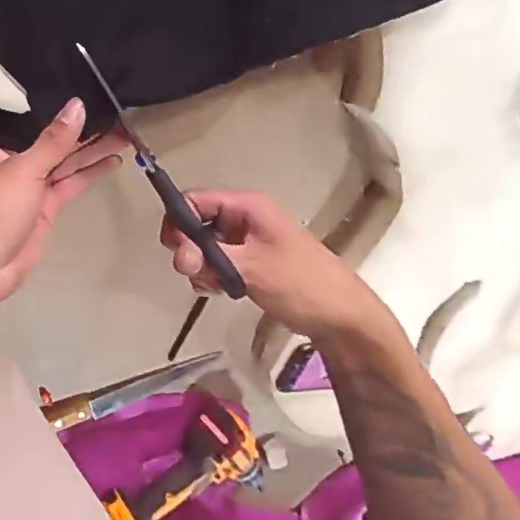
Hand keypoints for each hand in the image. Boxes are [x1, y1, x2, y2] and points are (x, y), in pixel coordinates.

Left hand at [0, 98, 125, 308]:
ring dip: (92, 153)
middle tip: (121, 118)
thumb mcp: (23, 169)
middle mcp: (10, 169)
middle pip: (52, 147)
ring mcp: (27, 192)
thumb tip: (77, 105)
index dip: (64, 118)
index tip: (94, 101)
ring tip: (125, 135)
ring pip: (63, 167)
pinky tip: (111, 161)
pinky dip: (88, 175)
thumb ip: (54, 141)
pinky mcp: (42, 212)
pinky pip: (68, 187)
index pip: (34, 128)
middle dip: (85, 135)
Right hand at [160, 188, 398, 341]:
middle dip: (188, 249)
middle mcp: (242, 218)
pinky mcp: (245, 262)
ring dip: (199, 267)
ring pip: (200, 246)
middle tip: (195, 271)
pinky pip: (212, 262)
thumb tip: (176, 251)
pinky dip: (209, 276)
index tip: (176, 250)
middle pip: (193, 223)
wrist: (342, 319)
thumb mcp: (251, 267)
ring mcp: (243, 241)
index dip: (178, 221)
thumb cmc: (302, 284)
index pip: (194, 200)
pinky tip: (221, 290)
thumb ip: (208, 257)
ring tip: (216, 285)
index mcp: (247, 206)